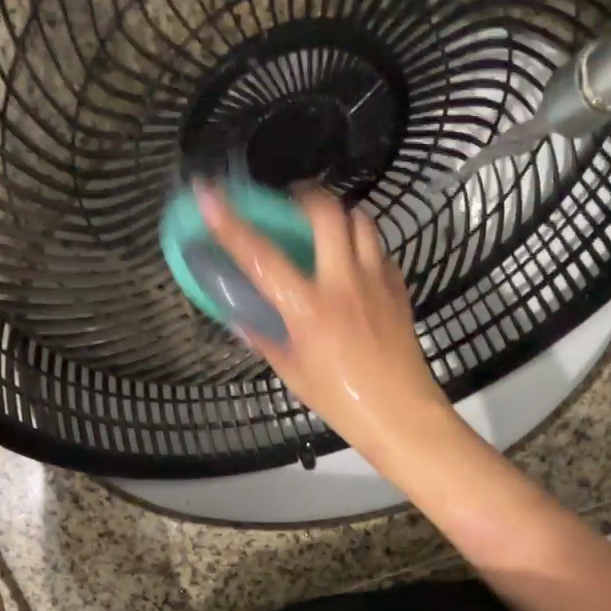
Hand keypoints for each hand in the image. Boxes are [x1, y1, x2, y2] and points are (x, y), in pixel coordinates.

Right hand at [196, 184, 455, 462]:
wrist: (401, 415)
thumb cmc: (342, 402)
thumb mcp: (294, 375)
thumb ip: (266, 341)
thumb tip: (242, 319)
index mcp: (309, 309)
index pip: (262, 256)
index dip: (231, 224)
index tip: (209, 196)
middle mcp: (343, 284)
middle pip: (327, 213)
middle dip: (306, 197)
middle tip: (292, 204)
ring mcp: (376, 282)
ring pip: (361, 222)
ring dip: (340, 216)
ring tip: (327, 229)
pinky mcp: (398, 289)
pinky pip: (380, 250)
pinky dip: (364, 247)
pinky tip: (355, 266)